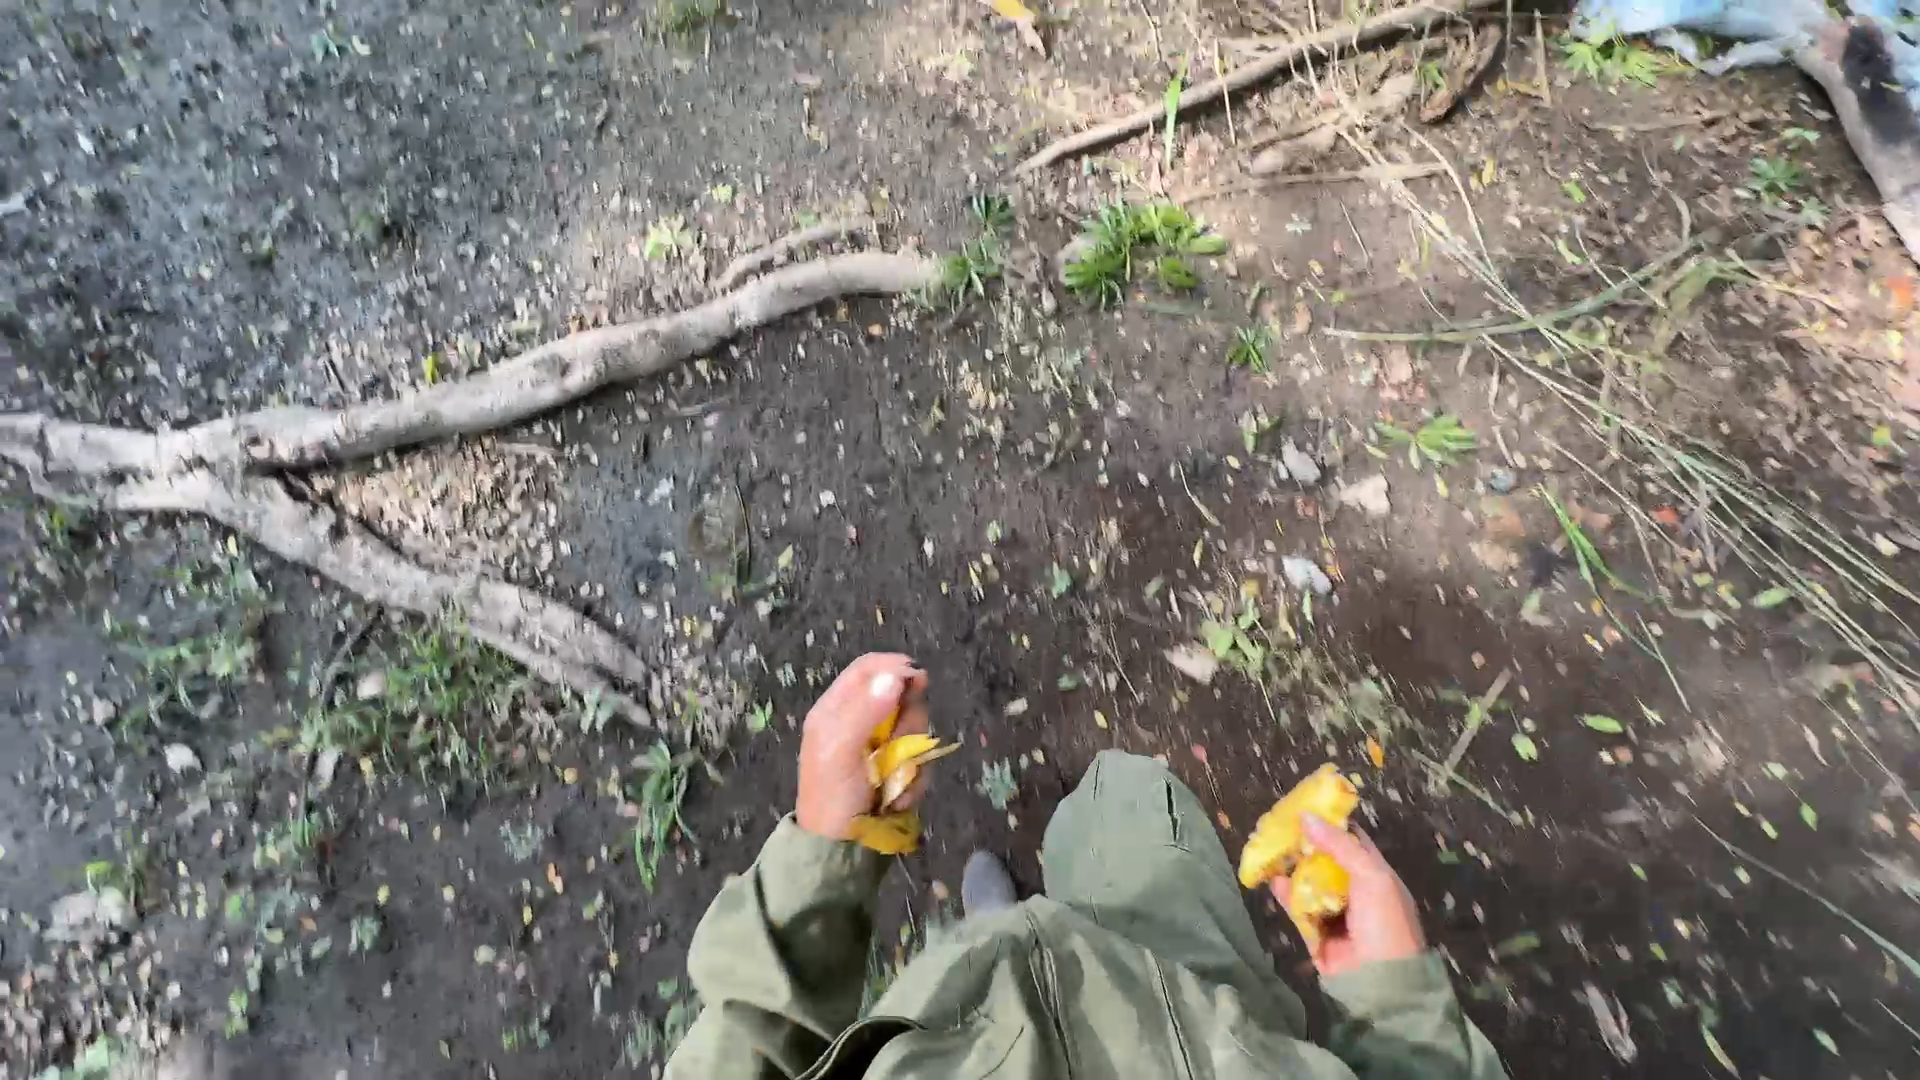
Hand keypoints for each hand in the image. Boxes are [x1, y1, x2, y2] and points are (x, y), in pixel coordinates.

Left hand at [796, 653, 928, 839]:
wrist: (841, 850)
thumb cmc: (833, 795)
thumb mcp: (841, 749)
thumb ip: (866, 710)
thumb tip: (896, 675)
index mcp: (835, 708)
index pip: (868, 668)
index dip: (893, 667)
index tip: (918, 679)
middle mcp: (858, 720)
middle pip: (899, 696)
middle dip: (906, 720)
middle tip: (898, 743)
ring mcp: (880, 744)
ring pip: (914, 727)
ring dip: (910, 754)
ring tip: (893, 779)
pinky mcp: (896, 767)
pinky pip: (919, 758)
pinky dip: (913, 777)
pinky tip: (897, 795)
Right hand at [1270, 815, 1425, 978]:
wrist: (1381, 984)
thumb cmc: (1384, 923)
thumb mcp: (1371, 877)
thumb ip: (1339, 846)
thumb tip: (1306, 816)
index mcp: (1374, 874)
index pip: (1350, 840)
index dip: (1328, 822)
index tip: (1302, 806)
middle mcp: (1353, 889)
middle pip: (1322, 858)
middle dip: (1301, 843)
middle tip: (1276, 825)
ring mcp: (1333, 909)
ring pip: (1306, 879)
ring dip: (1289, 865)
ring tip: (1267, 847)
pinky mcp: (1315, 930)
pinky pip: (1296, 905)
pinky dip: (1284, 892)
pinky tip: (1272, 879)